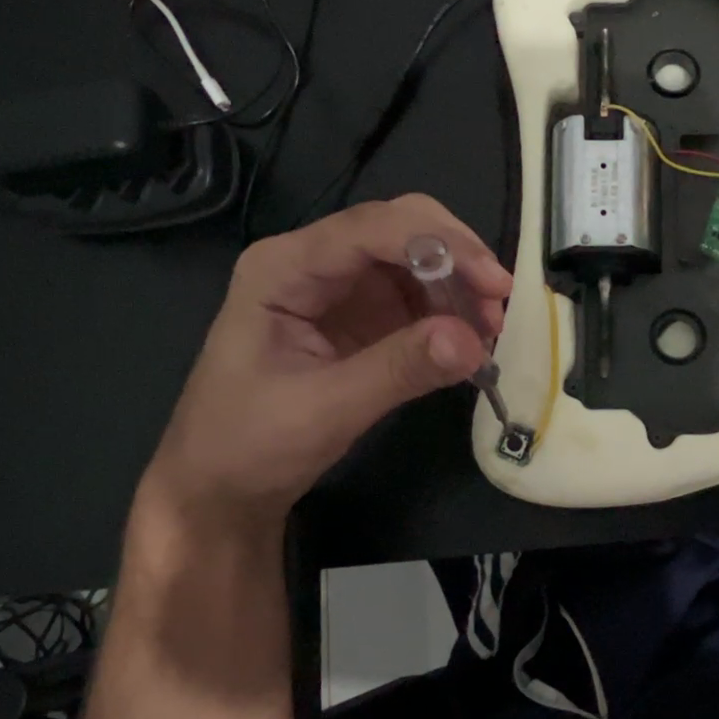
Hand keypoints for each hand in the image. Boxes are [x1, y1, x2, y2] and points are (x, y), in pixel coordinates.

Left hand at [141, 194, 512, 527]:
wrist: (221, 489)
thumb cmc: (249, 445)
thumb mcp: (324, 410)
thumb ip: (398, 370)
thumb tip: (474, 342)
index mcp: (284, 268)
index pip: (371, 229)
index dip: (440, 245)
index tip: (494, 285)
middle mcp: (313, 263)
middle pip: (398, 228)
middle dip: (455, 257)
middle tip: (497, 304)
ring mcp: (340, 289)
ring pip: (416, 259)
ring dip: (459, 286)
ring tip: (488, 334)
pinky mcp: (361, 317)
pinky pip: (417, 297)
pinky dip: (450, 313)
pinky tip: (469, 343)